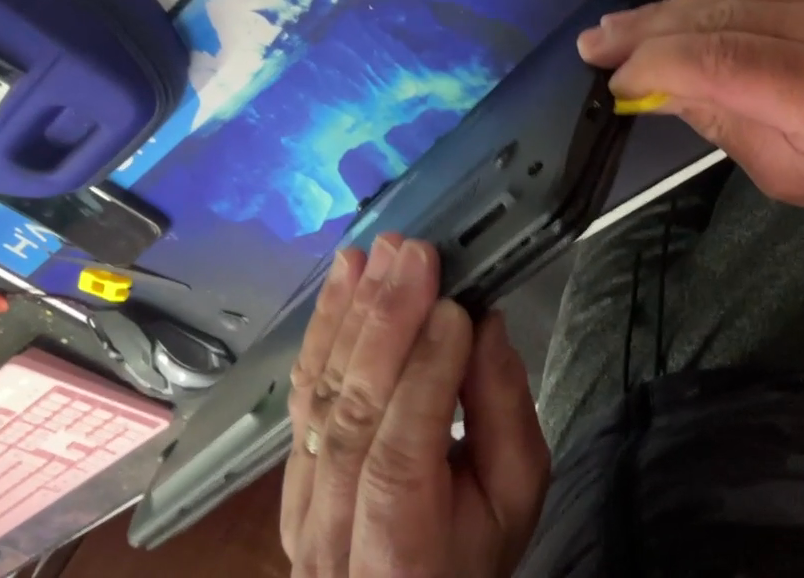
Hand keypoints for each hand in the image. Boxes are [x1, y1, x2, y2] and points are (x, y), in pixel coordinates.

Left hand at [282, 236, 549, 576]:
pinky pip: (301, 395)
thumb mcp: (516, 493)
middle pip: (351, 416)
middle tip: (412, 255)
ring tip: (374, 255)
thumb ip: (505, 410)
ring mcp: (298, 503)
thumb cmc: (473, 551)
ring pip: (318, 399)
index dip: (424, 375)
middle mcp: (333, 531)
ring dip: (349, 315)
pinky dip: (322, 331)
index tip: (452, 307)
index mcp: (402, 549)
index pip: (401, 452)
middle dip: (384, 324)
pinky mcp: (287, 473)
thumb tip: (485, 325)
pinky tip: (341, 283)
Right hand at [577, 0, 803, 223]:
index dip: (657, 64)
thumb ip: (717, 119)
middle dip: (650, 31)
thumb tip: (651, 85)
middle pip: (719, 17)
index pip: (720, 60)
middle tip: (596, 42)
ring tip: (619, 29)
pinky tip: (669, 20)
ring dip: (669, 14)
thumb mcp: (779, 171)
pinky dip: (705, 7)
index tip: (614, 80)